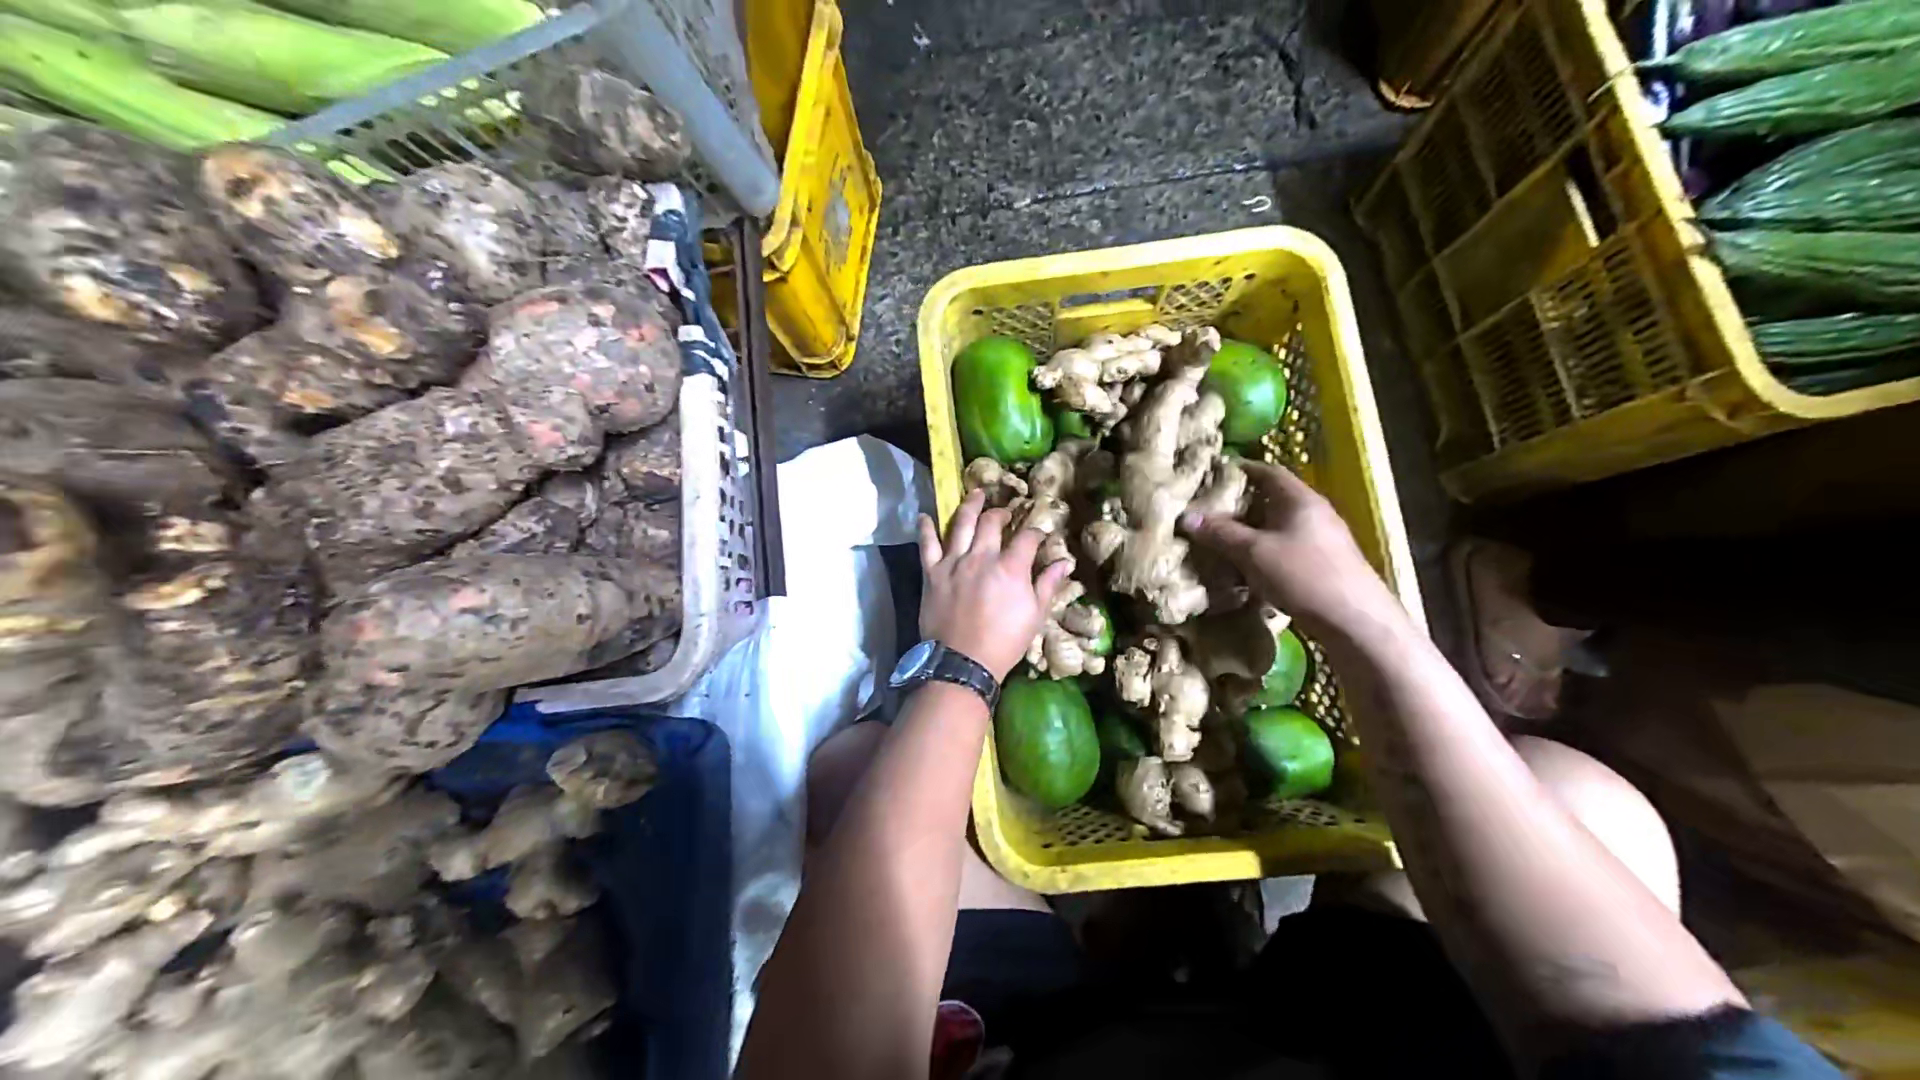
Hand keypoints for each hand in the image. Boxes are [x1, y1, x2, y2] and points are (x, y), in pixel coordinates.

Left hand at [917, 488, 1070, 680]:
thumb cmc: (1004, 642)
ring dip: (969, 506)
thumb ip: (1047, 584)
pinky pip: (927, 544)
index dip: (1036, 531)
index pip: (1027, 537)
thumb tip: (1065, 562)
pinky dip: (925, 528)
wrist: (962, 661)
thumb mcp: (1035, 616)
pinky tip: (925, 516)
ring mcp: (954, 562)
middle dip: (1001, 512)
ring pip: (961, 524)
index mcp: (1010, 567)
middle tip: (1005, 512)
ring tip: (975, 494)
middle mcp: (981, 556)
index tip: (1038, 532)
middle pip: (991, 522)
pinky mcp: (932, 573)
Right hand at [1180, 462, 1399, 638]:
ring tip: (1218, 541)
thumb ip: (1220, 533)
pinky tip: (1243, 569)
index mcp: (1298, 499)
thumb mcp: (1253, 552)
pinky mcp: (1321, 563)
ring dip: (1248, 532)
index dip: (1239, 469)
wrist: (1354, 620)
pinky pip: (1283, 547)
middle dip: (1237, 505)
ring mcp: (1319, 538)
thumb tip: (1186, 516)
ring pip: (1275, 526)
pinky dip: (1261, 552)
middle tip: (1206, 512)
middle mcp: (1312, 512)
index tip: (1210, 475)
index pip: (1266, 471)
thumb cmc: (1303, 575)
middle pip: (1269, 499)